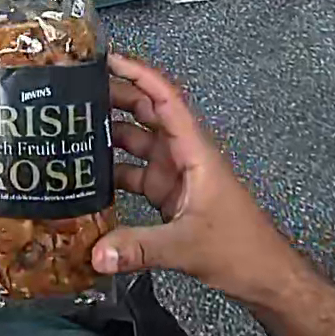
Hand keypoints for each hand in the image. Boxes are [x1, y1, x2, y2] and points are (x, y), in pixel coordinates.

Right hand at [94, 53, 302, 306]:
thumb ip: (139, 249)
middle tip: (75, 92)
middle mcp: (182, 153)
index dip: (139, 74)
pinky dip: (111, 170)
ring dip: (109, 132)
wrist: (263, 275)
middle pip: (147, 113)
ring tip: (71, 127)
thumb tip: (95, 254)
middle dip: (115, 97)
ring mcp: (174, 172)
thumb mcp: (187, 246)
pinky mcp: (167, 193)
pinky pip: (133, 171)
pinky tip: (85, 174)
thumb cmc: (239, 248)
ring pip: (138, 141)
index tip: (107, 60)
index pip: (165, 98)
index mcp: (194, 149)